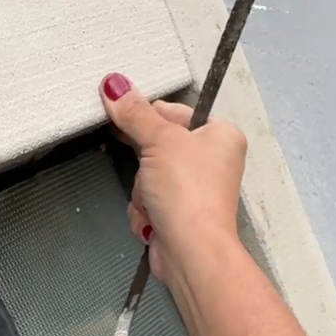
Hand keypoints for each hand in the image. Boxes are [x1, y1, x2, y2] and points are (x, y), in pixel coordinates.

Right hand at [99, 72, 246, 287]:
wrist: (191, 251)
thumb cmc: (187, 190)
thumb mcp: (159, 140)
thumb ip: (135, 113)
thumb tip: (114, 83)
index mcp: (221, 135)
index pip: (176, 113)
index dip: (149, 118)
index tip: (126, 122)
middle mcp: (212, 162)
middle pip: (158, 148)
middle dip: (144, 168)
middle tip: (149, 176)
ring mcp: (194, 192)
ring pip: (147, 179)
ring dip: (141, 193)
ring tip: (154, 204)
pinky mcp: (178, 217)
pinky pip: (148, 203)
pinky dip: (144, 213)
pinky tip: (152, 222)